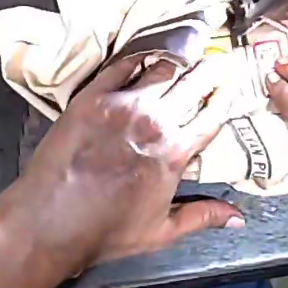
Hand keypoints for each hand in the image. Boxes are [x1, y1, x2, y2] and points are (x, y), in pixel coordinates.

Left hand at [0, 55, 243, 277]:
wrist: (49, 221)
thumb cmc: (106, 231)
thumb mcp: (161, 231)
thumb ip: (202, 216)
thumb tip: (239, 218)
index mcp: (176, 152)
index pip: (213, 114)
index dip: (228, 95)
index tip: (234, 82)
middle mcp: (155, 121)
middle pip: (194, 82)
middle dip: (211, 69)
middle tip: (219, 60)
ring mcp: (123, 105)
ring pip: (161, 69)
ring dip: (176, 63)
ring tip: (183, 56)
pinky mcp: (92, 97)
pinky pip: (121, 66)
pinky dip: (136, 60)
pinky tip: (142, 58)